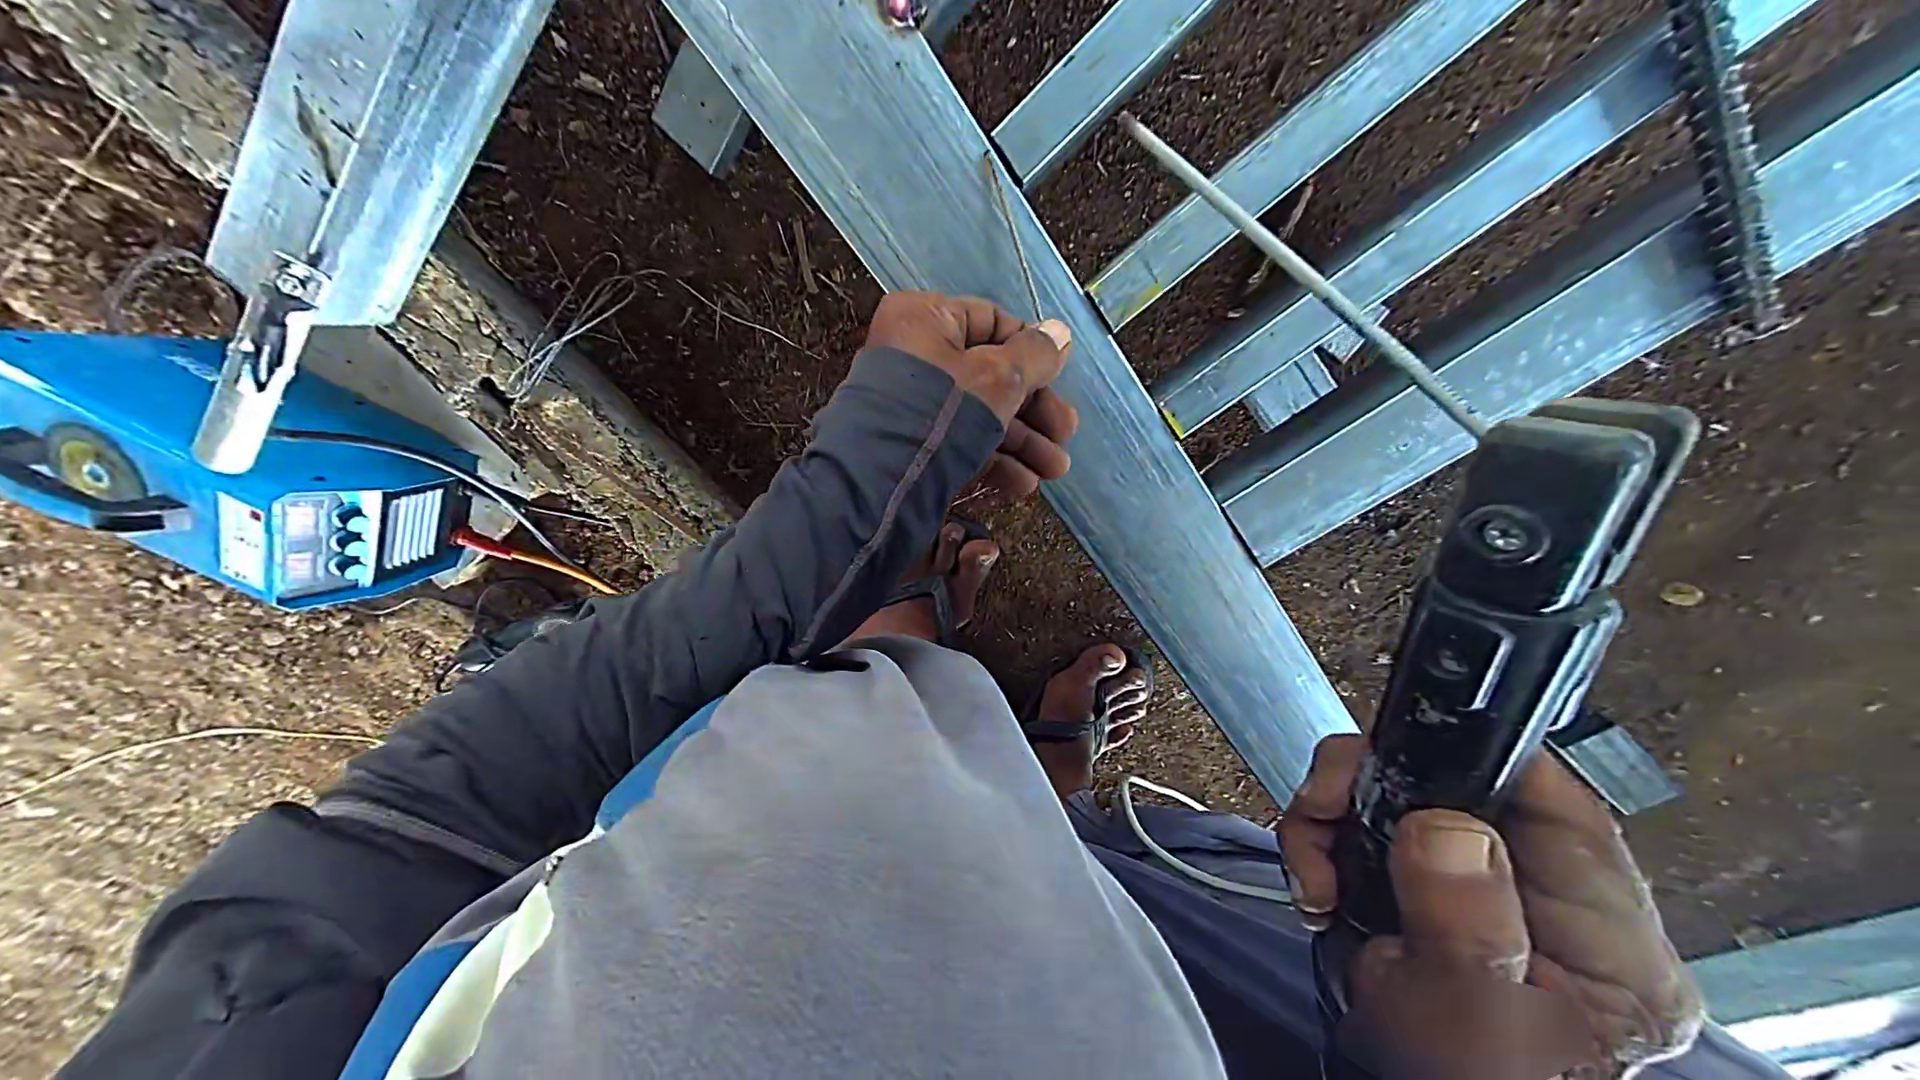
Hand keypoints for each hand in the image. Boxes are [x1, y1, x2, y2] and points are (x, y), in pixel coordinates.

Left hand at [865, 292, 1078, 498]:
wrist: (878, 486)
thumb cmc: (938, 415)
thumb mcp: (997, 376)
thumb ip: (1035, 355)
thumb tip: (1060, 335)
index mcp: (926, 320)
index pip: (992, 322)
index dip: (1031, 352)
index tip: (1059, 379)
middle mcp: (916, 358)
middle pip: (992, 376)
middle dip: (1035, 411)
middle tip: (1065, 433)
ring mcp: (913, 406)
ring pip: (981, 416)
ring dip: (1024, 443)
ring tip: (1054, 469)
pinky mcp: (915, 447)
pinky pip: (961, 445)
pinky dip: (995, 462)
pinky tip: (1024, 483)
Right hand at [1279, 736, 1703, 1079]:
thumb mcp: (1462, 1025)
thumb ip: (1466, 933)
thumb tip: (1447, 829)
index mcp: (1607, 947)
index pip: (1559, 810)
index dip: (1476, 762)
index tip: (1392, 762)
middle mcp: (1546, 904)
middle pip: (1462, 787)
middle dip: (1371, 786)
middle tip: (1323, 809)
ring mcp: (1477, 889)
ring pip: (1400, 796)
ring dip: (1333, 817)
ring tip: (1314, 873)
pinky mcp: (1418, 883)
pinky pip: (1364, 825)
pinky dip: (1323, 840)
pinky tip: (1317, 884)